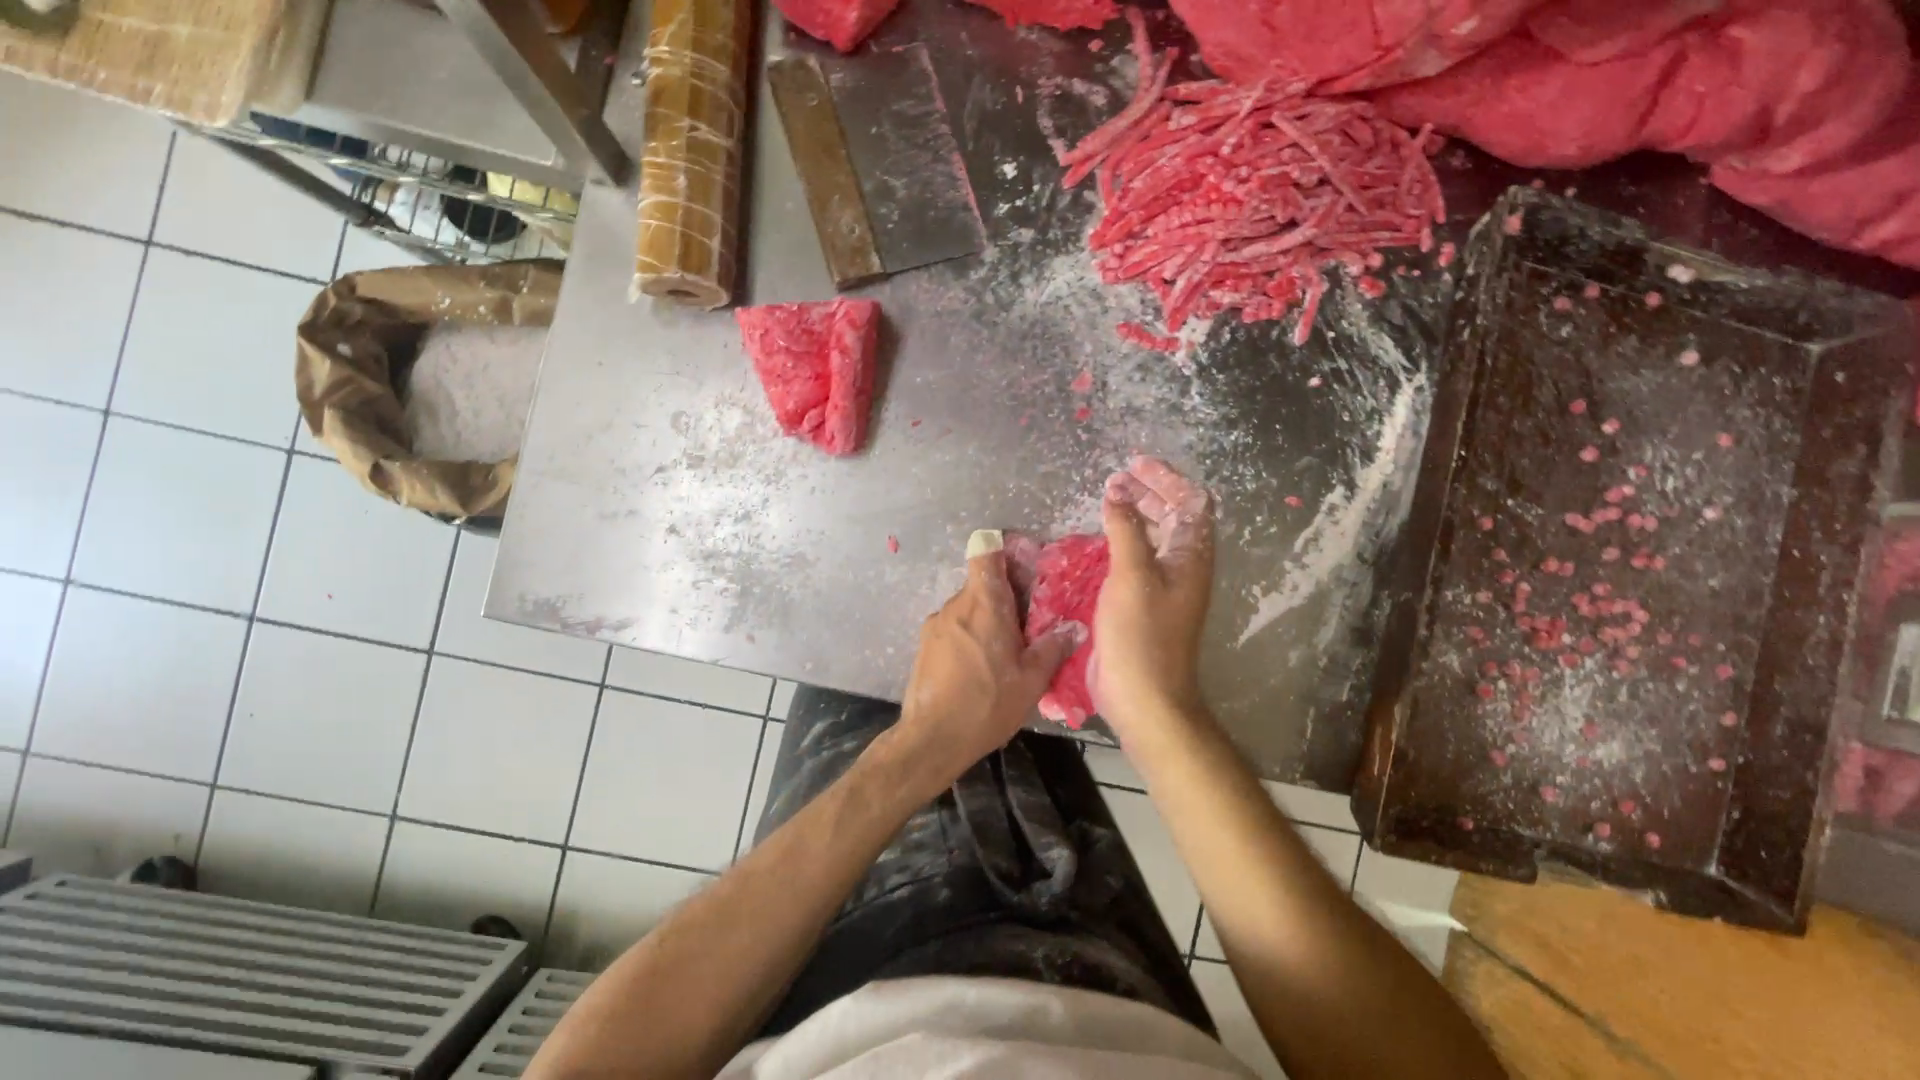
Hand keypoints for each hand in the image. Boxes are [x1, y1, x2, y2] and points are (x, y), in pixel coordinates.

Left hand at [888, 532, 1078, 795]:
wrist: (932, 738)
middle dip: (1005, 598)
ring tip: (1005, 654)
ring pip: (967, 609)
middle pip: (981, 584)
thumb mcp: (1031, 680)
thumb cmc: (987, 705)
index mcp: (984, 604)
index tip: (1023, 566)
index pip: (985, 552)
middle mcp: (956, 605)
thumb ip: (1053, 649)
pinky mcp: (924, 646)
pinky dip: (969, 639)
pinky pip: (953, 629)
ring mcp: (935, 625)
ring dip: (986, 621)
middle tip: (1028, 625)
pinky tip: (980, 670)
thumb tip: (1073, 629)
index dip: (1003, 550)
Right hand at [1090, 456, 1214, 731]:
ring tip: (1108, 499)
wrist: (1144, 697)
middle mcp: (1184, 568)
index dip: (1168, 478)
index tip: (1135, 465)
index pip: (1192, 503)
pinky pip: (1138, 559)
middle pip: (1175, 517)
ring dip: (1136, 514)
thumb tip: (1118, 492)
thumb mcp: (1132, 575)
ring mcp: (1165, 588)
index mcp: (1192, 557)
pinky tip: (1101, 539)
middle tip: (1118, 477)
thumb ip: (1126, 529)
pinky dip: (1123, 540)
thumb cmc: (1142, 635)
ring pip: (1156, 538)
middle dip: (1150, 492)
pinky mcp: (1144, 605)